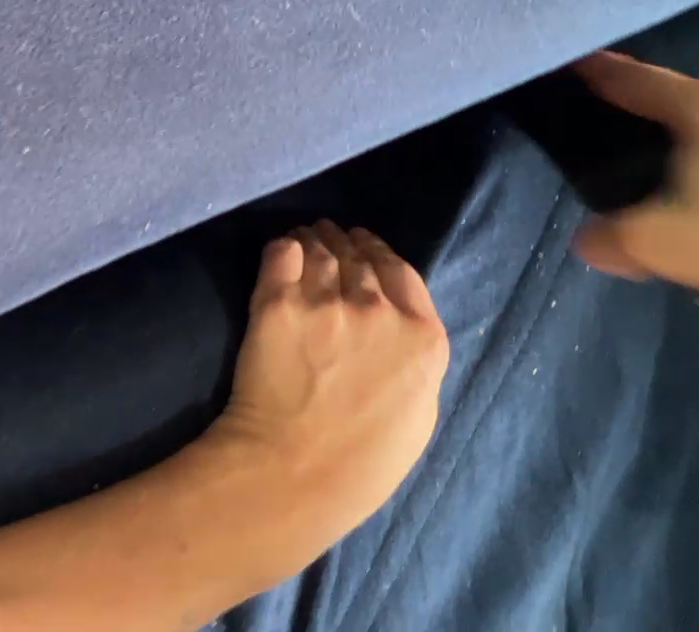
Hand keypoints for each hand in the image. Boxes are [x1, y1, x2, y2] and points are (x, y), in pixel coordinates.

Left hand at [204, 222, 448, 543]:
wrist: (297, 464)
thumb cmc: (364, 456)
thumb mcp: (420, 408)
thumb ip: (413, 356)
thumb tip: (397, 325)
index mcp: (423, 337)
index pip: (400, 271)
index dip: (378, 251)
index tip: (364, 243)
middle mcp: (376, 309)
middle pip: (356, 256)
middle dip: (342, 242)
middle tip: (327, 234)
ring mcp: (324, 301)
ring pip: (319, 250)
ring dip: (312, 239)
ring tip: (305, 236)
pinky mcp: (276, 301)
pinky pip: (281, 253)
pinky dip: (284, 246)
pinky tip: (282, 249)